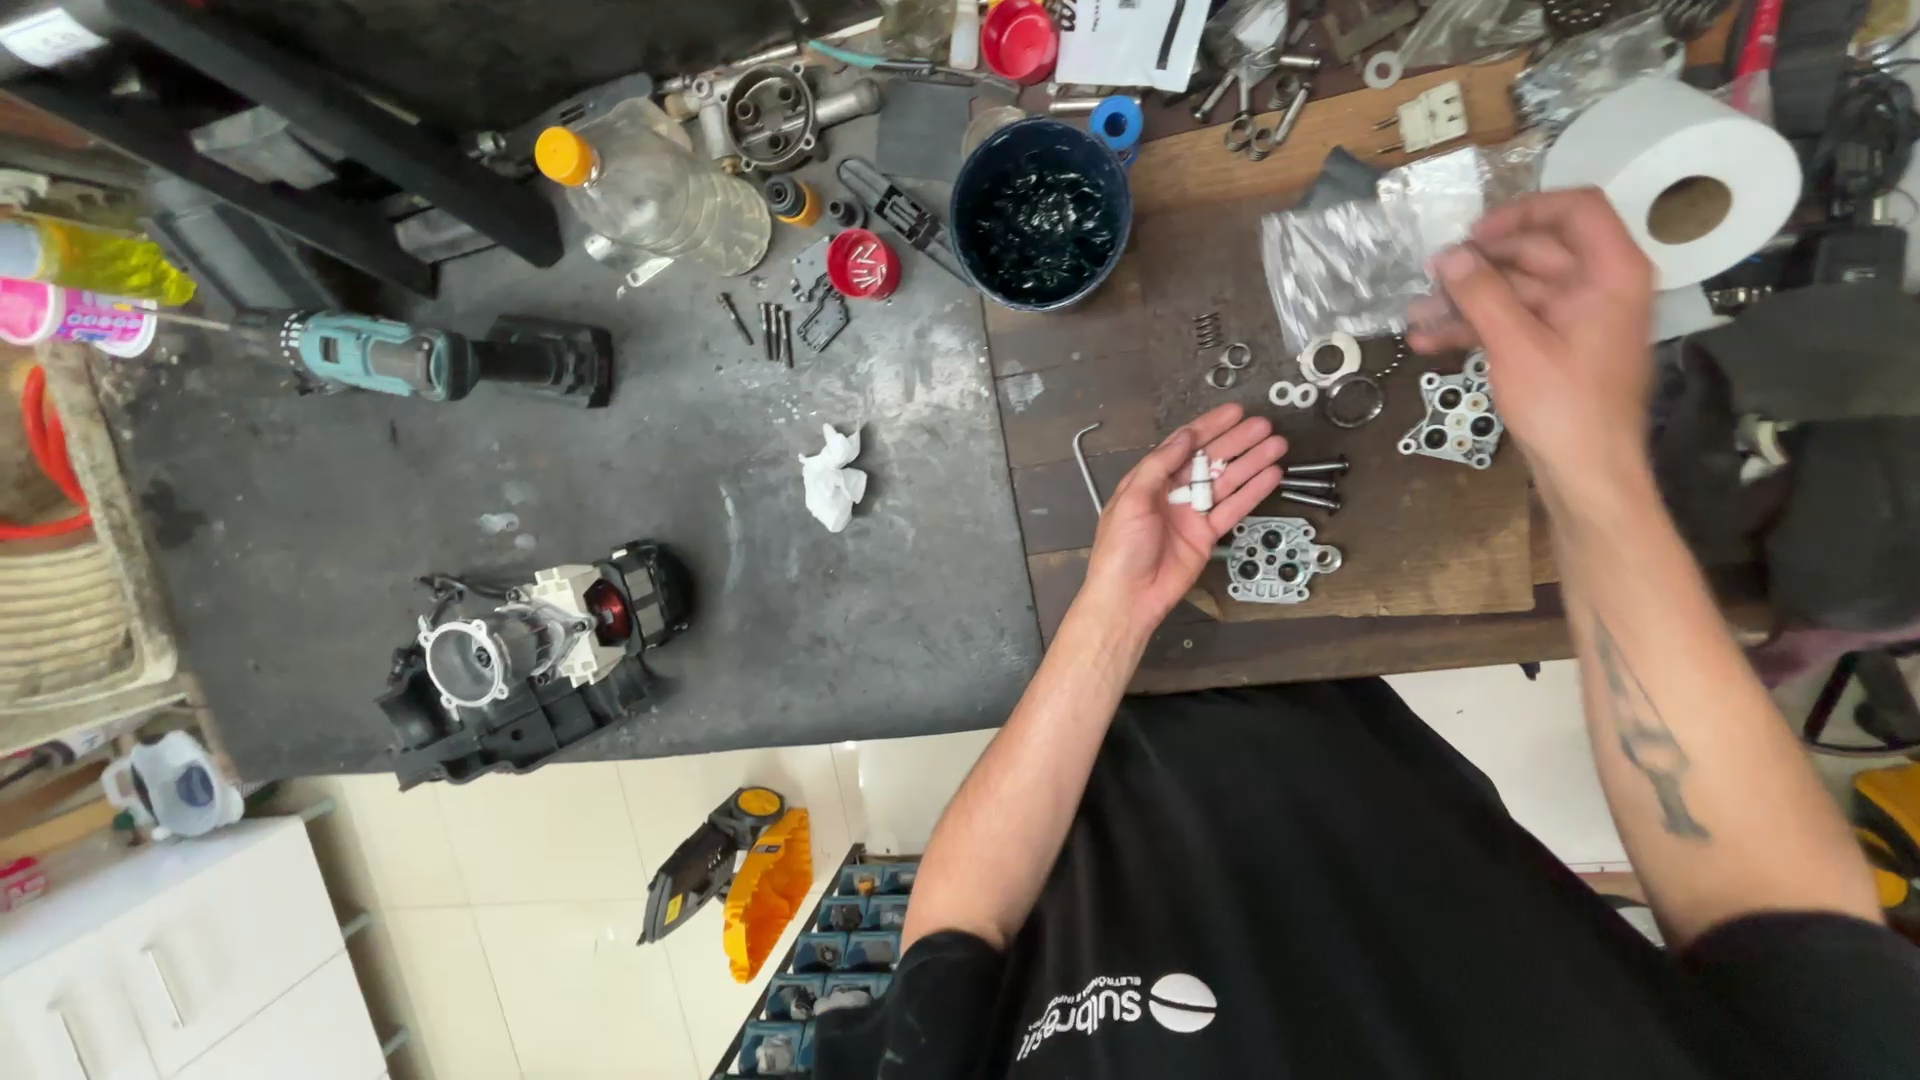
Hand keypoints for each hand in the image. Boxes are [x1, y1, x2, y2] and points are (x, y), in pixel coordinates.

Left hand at [1078, 404, 1285, 636]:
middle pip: (1209, 460)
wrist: (1129, 596)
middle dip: (1236, 442)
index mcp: (1149, 481)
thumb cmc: (1119, 550)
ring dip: (1251, 463)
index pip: (1183, 446)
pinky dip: (1252, 492)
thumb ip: (1158, 466)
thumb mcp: (1131, 500)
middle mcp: (1171, 493)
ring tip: (1276, 445)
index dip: (1208, 427)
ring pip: (1226, 482)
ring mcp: (1191, 514)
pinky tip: (1271, 475)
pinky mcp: (1206, 535)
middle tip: (1263, 425)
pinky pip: (1233, 509)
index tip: (1233, 413)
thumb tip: (1184, 438)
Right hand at [1407, 189, 1655, 500]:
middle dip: (1478, 266)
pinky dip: (1473, 328)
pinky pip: (1511, 322)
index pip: (1575, 210)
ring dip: (1464, 302)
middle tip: (1429, 278)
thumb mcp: (1517, 345)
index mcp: (1610, 273)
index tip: (1471, 235)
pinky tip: (1431, 341)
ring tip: (1416, 316)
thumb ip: (1481, 295)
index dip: (1521, 213)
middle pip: (1534, 253)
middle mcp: (1597, 287)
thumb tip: (1447, 256)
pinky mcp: (1553, 346)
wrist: (1585, 468)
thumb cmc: (1563, 405)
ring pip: (1513, 292)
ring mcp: (1574, 318)